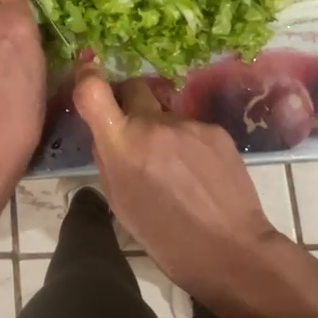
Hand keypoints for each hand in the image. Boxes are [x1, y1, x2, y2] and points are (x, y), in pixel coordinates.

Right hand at [73, 55, 287, 301]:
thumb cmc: (164, 237)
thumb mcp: (120, 201)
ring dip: (163, 130)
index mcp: (122, 144)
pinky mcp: (215, 130)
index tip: (88, 66)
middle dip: (129, 101)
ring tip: (177, 168)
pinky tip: (200, 173)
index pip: (93, 90)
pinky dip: (189, 143)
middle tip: (135, 129)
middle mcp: (152, 123)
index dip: (87, 74)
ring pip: (165, 113)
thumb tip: (109, 136)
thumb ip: (110, 158)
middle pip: (133, 87)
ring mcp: (187, 123)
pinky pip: (192, 128)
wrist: (230, 251)